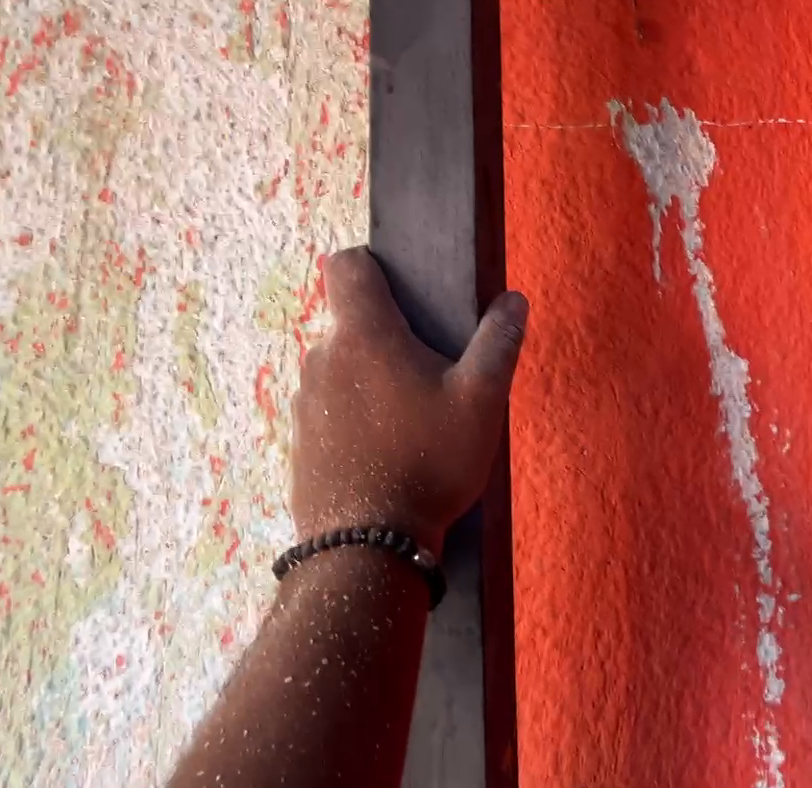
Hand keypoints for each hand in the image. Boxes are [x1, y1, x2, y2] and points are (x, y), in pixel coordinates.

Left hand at [290, 246, 528, 549]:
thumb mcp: (482, 398)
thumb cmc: (430, 460)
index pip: (346, 265)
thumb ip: (499, 341)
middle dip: (391, 333)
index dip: (373, 263)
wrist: (368, 548)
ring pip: (342, 366)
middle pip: (353, 321)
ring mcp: (303, 402)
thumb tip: (513, 298)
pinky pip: (330, 405)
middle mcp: (323, 359)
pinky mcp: (298, 441)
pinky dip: (357, 411)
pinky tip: (389, 448)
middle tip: (434, 371)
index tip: (406, 287)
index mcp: (365, 336)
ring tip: (414, 415)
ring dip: (374, 375)